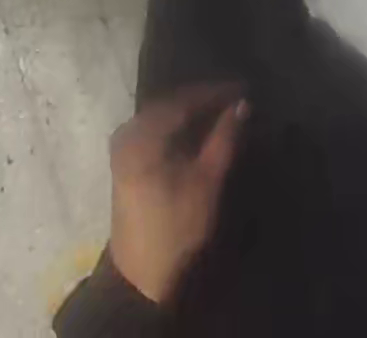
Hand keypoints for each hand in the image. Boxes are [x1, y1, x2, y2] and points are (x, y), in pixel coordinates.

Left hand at [105, 84, 247, 303]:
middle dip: (204, 99)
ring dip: (192, 110)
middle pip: (171, 103)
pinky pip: (156, 127)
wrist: (142, 278)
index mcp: (142, 135)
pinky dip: (179, 124)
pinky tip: (199, 127)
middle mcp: (128, 131)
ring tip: (223, 109)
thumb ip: (224, 139)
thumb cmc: (176, 229)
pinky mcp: (126, 157)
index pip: (183, 100)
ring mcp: (123, 144)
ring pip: (164, 114)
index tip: (243, 87)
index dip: (214, 92)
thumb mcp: (206, 182)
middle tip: (235, 97)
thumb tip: (242, 104)